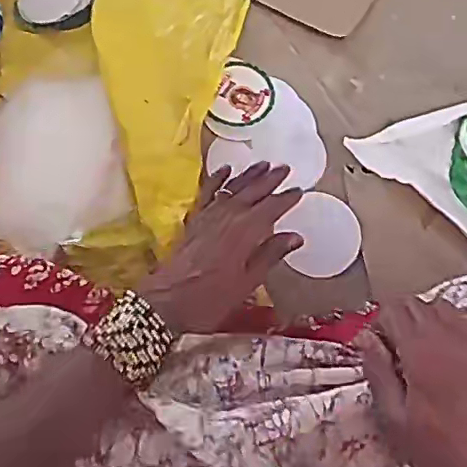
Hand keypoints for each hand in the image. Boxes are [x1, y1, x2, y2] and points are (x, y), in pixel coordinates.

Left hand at [137, 163, 302, 334]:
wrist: (167, 301)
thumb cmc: (211, 298)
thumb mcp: (248, 282)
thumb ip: (270, 255)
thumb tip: (295, 236)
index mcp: (246, 230)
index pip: (272, 207)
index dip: (286, 198)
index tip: (299, 190)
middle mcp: (229, 216)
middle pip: (253, 191)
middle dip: (270, 179)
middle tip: (285, 168)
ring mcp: (209, 215)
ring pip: (233, 187)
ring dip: (249, 175)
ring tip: (263, 164)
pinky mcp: (194, 219)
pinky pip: (208, 192)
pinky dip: (217, 179)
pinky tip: (225, 170)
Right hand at [357, 296, 466, 466]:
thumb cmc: (438, 456)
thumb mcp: (395, 420)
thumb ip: (378, 372)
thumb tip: (364, 337)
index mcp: (420, 352)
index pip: (393, 310)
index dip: (377, 324)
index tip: (374, 348)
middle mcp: (449, 338)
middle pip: (417, 304)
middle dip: (399, 318)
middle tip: (392, 351)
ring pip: (443, 308)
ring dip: (425, 320)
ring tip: (418, 351)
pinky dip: (453, 326)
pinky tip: (447, 349)